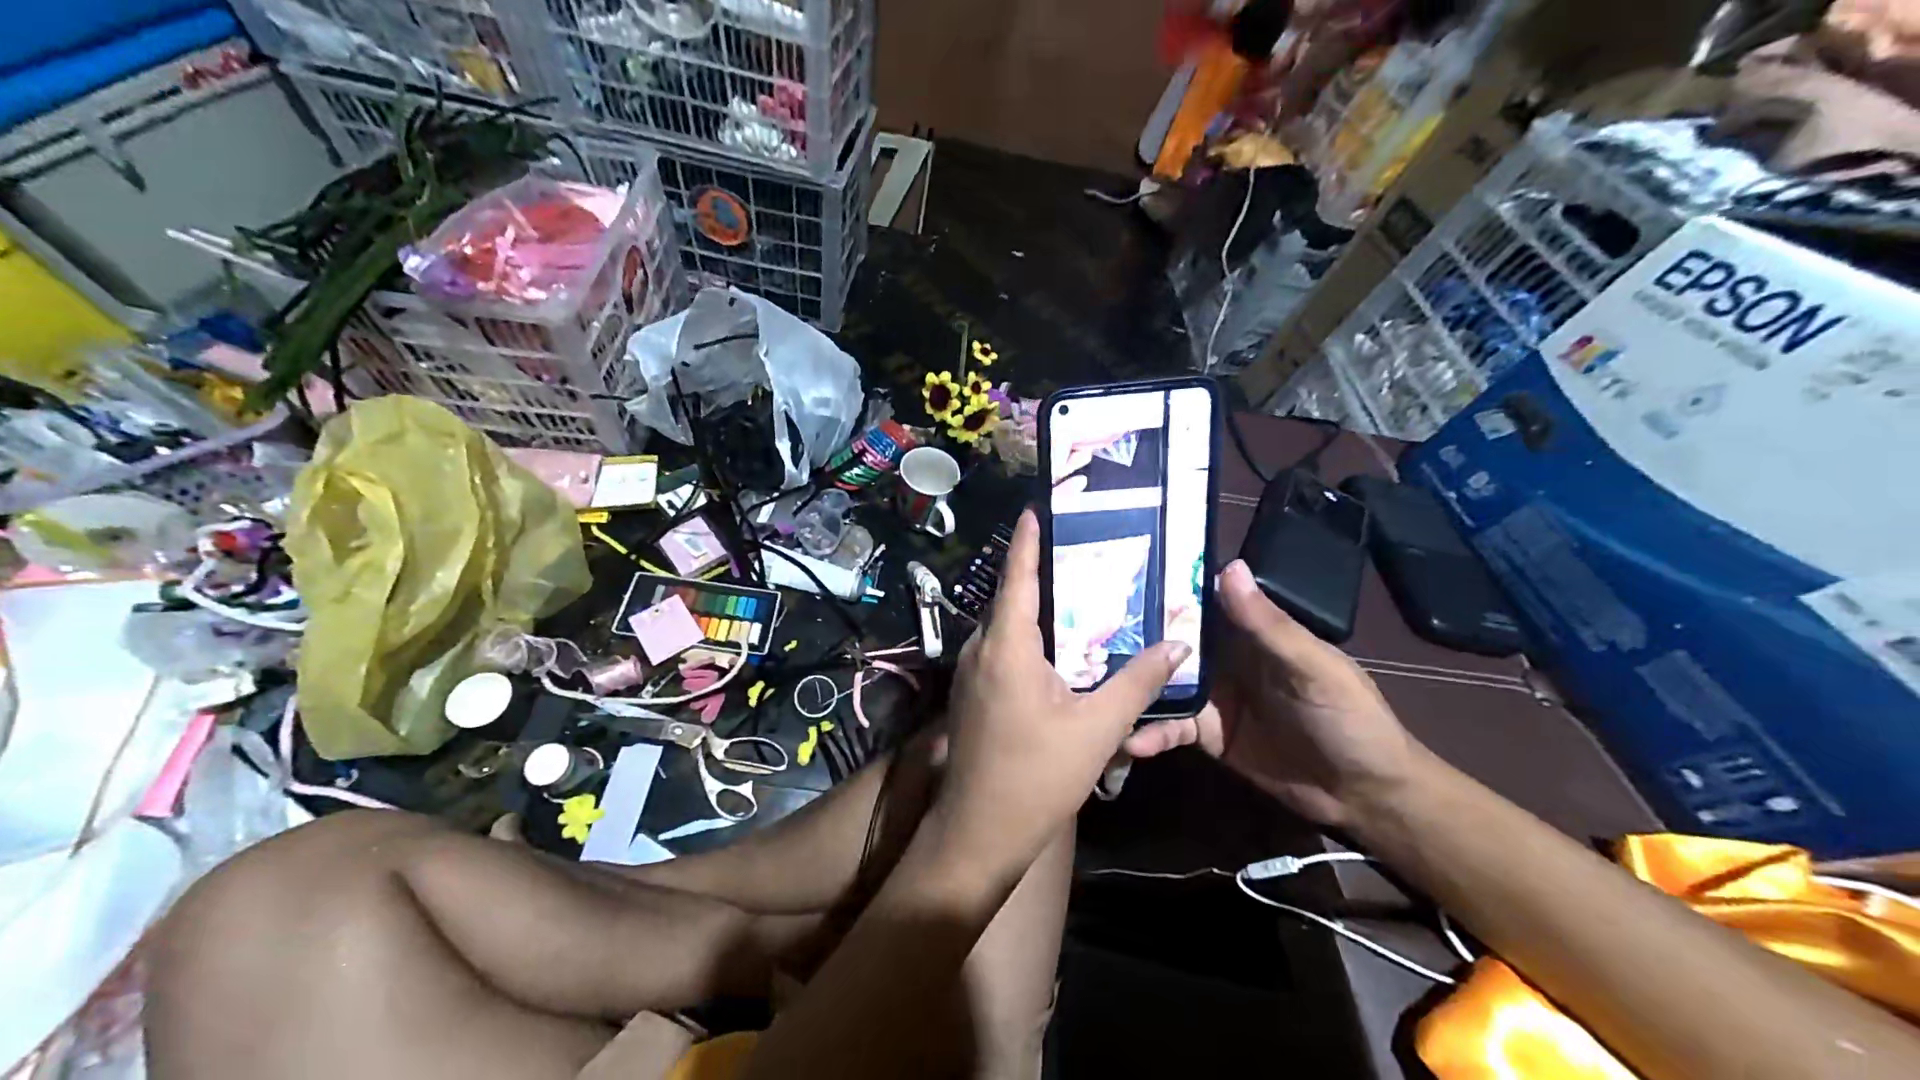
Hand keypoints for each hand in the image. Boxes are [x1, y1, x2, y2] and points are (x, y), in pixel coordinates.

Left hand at [934, 509, 1188, 871]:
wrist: (979, 831)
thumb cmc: (1037, 776)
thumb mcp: (1098, 728)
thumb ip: (1138, 682)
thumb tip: (1178, 646)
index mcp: (1007, 645)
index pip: (1018, 575)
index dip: (1029, 538)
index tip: (1040, 506)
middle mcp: (981, 648)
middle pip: (1013, 597)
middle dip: (1045, 572)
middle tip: (1085, 552)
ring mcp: (972, 672)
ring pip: (1008, 626)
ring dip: (1040, 610)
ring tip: (1082, 594)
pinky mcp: (973, 693)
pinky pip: (1004, 650)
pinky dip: (1031, 638)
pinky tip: (1063, 649)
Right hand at [1123, 559, 1424, 828]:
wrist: (1365, 794)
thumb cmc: (1351, 718)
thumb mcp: (1313, 668)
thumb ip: (1267, 625)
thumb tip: (1228, 567)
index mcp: (1250, 634)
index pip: (1201, 603)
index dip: (1165, 589)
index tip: (1120, 577)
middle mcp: (1223, 659)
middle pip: (1171, 643)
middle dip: (1135, 638)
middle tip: (1084, 634)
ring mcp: (1211, 698)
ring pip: (1163, 685)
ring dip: (1135, 687)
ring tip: (1095, 690)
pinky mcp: (1207, 735)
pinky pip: (1171, 729)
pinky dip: (1151, 733)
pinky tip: (1129, 741)